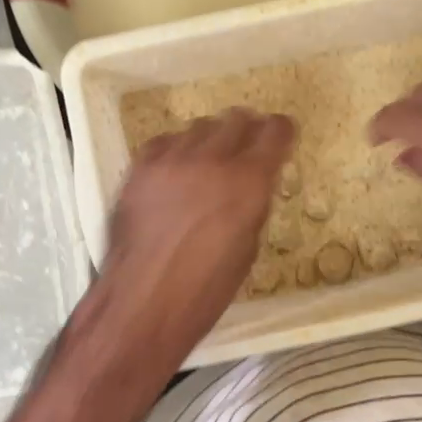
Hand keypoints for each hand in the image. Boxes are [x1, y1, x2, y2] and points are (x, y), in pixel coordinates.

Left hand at [101, 109, 294, 351]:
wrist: (145, 302)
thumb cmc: (206, 290)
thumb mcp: (248, 247)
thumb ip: (252, 205)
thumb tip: (252, 186)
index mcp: (249, 181)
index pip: (275, 131)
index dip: (281, 131)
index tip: (281, 136)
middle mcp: (212, 160)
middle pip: (236, 119)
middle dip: (246, 130)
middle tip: (246, 146)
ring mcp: (171, 160)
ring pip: (199, 127)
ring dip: (210, 139)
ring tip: (208, 160)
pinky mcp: (139, 168)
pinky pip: (164, 142)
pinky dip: (175, 150)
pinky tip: (175, 169)